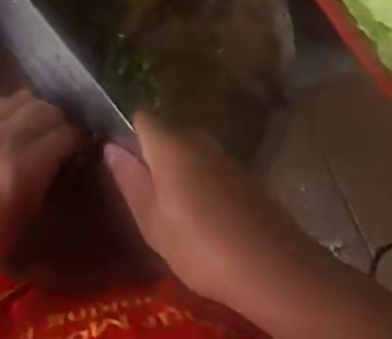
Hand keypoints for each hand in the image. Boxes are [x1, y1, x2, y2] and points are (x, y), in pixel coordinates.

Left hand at [0, 91, 80, 277]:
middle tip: (64, 140)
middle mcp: (4, 137)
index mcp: (22, 166)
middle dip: (61, 123)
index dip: (77, 141)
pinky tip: (20, 124)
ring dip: (39, 111)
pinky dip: (17, 108)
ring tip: (43, 129)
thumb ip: (47, 178)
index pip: (63, 135)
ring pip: (25, 99)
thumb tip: (65, 156)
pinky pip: (2, 103)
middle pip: (46, 110)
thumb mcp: (29, 212)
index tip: (80, 151)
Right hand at [102, 111, 303, 310]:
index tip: (125, 166)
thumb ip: (129, 181)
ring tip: (179, 217)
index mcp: (169, 144)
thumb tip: (111, 148)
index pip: (141, 117)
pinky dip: (207, 191)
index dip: (129, 136)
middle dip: (155, 159)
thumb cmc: (203, 247)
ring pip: (192, 156)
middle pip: (167, 136)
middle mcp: (198, 140)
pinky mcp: (249, 181)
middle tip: (149, 199)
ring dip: (183, 176)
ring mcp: (227, 159)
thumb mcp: (153, 223)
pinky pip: (215, 174)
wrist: (280, 274)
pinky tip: (210, 226)